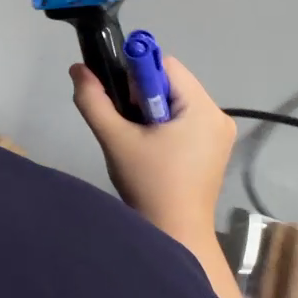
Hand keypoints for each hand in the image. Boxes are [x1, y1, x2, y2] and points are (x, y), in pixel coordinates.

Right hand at [70, 56, 235, 243]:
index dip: (135, 72)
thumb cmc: (149, 183)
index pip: (164, 64)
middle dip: (140, 92)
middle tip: (125, 120)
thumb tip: (78, 68)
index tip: (120, 97)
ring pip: (173, 98)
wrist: (175, 234)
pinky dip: (160, 120)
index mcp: (203, 109)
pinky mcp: (212, 147)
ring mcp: (218, 133)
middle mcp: (218, 116)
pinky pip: (182, 115)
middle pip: (169, 80)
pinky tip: (148, 144)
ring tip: (135, 135)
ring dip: (148, 107)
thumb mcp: (114, 138)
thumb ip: (93, 99)